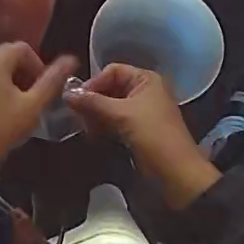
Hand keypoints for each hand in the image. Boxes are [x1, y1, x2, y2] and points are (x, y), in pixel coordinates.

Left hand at [0, 44, 78, 220]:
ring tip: (16, 107)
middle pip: (6, 56)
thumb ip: (53, 80)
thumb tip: (71, 60)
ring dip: (8, 82)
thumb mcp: (33, 106)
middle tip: (32, 99)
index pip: (22, 48)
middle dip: (23, 73)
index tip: (42, 89)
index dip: (38, 66)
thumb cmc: (1, 130)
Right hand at [66, 64, 220, 208]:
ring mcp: (139, 110)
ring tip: (85, 129)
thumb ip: (93, 102)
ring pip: (109, 106)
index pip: (112, 71)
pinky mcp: (135, 129)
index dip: (94, 83)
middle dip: (92, 102)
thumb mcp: (122, 115)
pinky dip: (102, 126)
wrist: (176, 172)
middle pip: (109, 88)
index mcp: (145, 79)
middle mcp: (142, 91)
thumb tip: (67, 94)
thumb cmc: (153, 136)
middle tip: (77, 117)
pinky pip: (113, 120)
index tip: (77, 100)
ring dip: (95, 116)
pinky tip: (92, 135)